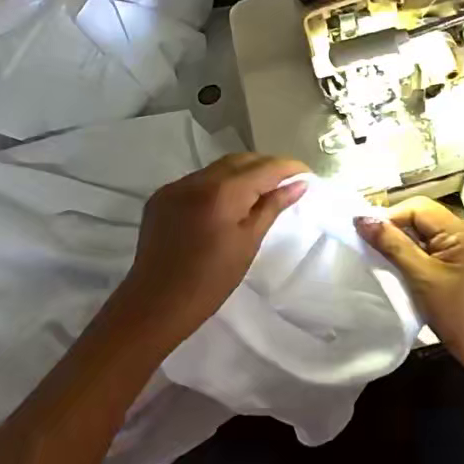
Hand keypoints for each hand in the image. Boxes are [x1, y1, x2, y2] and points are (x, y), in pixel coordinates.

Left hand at [116, 153, 309, 346]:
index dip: (288, 167)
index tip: (306, 174)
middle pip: (239, 160)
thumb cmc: (211, 281)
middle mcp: (196, 180)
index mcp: (222, 192)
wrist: (156, 303)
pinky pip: (196, 181)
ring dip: (240, 173)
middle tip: (286, 182)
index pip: (263, 168)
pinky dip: (216, 185)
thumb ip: (272, 207)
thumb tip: (299, 185)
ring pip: (217, 168)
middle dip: (265, 166)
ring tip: (259, 191)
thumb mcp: (248, 242)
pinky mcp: (161, 196)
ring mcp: (175, 186)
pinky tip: (225, 203)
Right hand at [356, 197, 463, 383]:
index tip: (369, 237)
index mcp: (463, 232)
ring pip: (426, 233)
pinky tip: (403, 269)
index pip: (419, 208)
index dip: (391, 218)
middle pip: (422, 217)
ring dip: (404, 243)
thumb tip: (362, 219)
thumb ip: (392, 245)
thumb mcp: (421, 277)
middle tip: (374, 249)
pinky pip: (433, 248)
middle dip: (396, 229)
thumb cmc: (458, 315)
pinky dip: (415, 255)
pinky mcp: (463, 264)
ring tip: (386, 260)